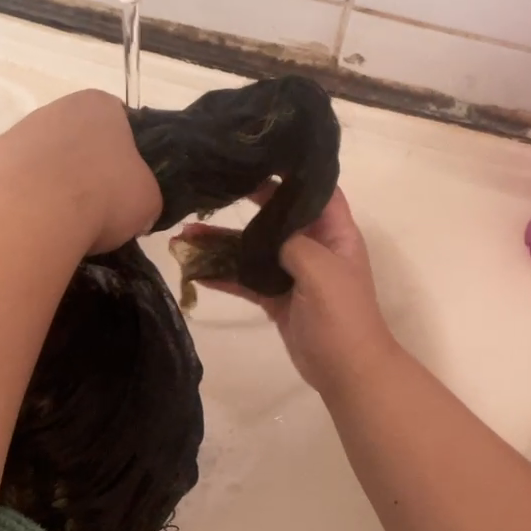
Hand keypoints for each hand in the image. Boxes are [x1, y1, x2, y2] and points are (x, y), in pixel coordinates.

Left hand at [0, 90, 161, 255]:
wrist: (37, 214)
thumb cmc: (103, 197)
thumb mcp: (147, 201)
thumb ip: (143, 197)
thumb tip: (136, 212)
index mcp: (97, 107)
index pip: (115, 126)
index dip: (119, 162)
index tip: (118, 193)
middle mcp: (52, 110)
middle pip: (70, 144)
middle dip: (76, 174)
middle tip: (87, 214)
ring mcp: (12, 136)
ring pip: (34, 165)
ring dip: (42, 190)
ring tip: (52, 229)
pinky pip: (2, 189)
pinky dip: (11, 208)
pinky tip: (21, 231)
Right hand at [185, 188, 394, 395]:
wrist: (346, 370)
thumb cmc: (343, 317)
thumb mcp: (321, 271)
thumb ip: (293, 243)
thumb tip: (264, 232)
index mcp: (334, 232)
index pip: (313, 191)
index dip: (289, 174)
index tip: (254, 159)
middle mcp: (313, 247)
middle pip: (274, 218)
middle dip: (242, 207)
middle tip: (208, 194)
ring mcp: (292, 274)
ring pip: (252, 251)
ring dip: (221, 245)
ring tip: (184, 238)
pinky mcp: (275, 299)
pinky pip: (245, 281)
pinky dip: (222, 277)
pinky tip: (195, 272)